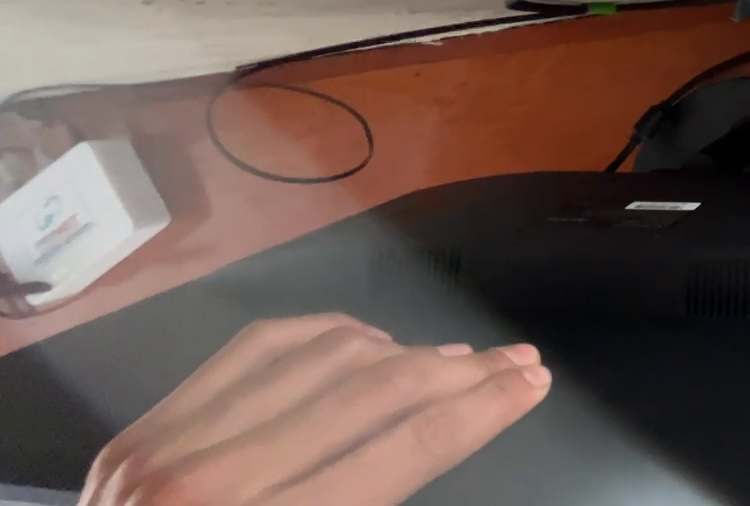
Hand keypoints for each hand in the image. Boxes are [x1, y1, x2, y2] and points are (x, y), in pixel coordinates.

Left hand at [81, 314, 549, 505]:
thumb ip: (378, 492)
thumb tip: (448, 422)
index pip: (409, 448)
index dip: (486, 407)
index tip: (535, 381)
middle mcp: (212, 485)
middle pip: (378, 392)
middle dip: (467, 372)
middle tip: (519, 359)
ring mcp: (167, 449)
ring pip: (332, 355)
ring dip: (409, 350)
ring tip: (452, 361)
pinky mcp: (143, 428)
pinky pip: (263, 344)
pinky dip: (331, 332)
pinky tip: (368, 341)